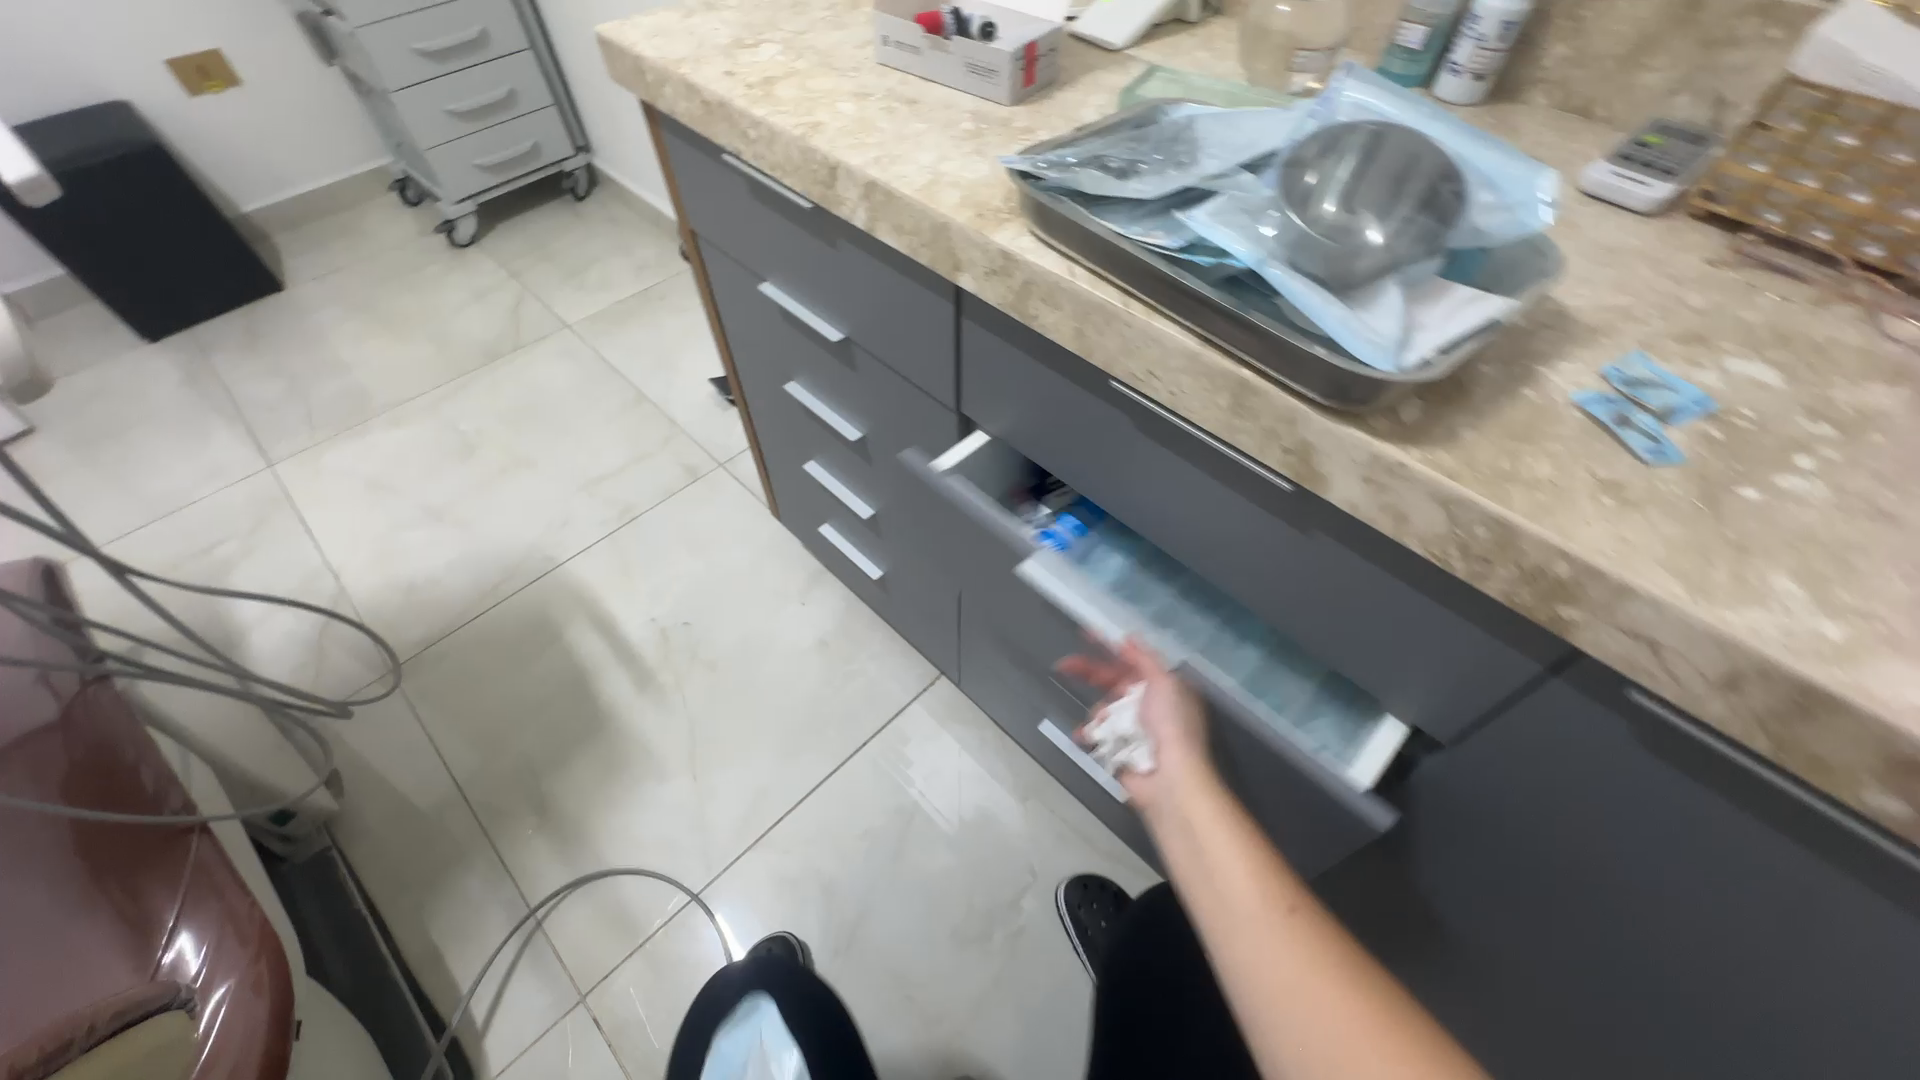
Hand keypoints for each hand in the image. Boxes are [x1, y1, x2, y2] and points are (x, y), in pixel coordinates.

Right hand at [1056, 638, 1218, 815]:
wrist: (1171, 777)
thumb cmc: (1171, 725)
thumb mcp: (1165, 682)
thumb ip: (1145, 658)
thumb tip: (1128, 638)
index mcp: (1161, 687)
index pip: (1131, 661)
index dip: (1109, 647)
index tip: (1085, 634)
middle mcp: (1147, 705)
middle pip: (1111, 682)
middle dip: (1088, 673)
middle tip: (1063, 665)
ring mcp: (1131, 729)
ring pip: (1102, 709)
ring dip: (1098, 713)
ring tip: (1103, 723)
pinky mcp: (1118, 750)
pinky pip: (1097, 735)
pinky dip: (1089, 734)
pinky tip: (1084, 735)